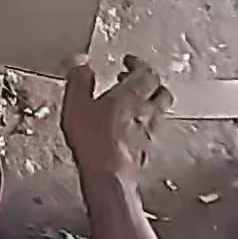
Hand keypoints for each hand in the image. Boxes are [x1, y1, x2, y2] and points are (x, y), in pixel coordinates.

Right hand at [61, 54, 172, 177]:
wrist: (108, 176)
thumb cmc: (93, 140)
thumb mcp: (76, 102)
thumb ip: (80, 79)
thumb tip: (81, 62)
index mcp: (131, 96)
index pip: (147, 73)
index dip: (139, 64)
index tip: (129, 61)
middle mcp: (146, 112)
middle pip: (161, 91)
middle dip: (150, 82)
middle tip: (135, 78)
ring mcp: (149, 132)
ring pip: (159, 111)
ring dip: (149, 102)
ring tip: (133, 101)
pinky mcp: (146, 149)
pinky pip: (151, 129)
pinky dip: (143, 122)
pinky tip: (129, 126)